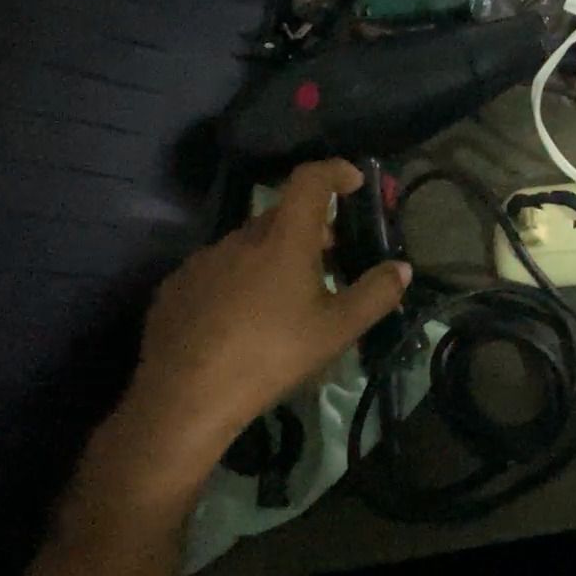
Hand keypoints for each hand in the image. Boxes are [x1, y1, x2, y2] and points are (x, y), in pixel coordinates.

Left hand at [121, 160, 411, 461]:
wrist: (181, 404)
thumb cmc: (270, 356)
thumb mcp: (338, 330)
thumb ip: (377, 293)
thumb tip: (402, 268)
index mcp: (284, 239)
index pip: (310, 180)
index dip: (335, 171)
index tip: (354, 182)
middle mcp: (241, 239)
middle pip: (282, 214)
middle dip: (310, 227)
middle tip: (330, 258)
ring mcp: (202, 263)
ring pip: (248, 244)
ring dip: (272, 255)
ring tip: (284, 296)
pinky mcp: (173, 290)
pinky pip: (216, 270)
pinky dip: (237, 279)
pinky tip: (241, 318)